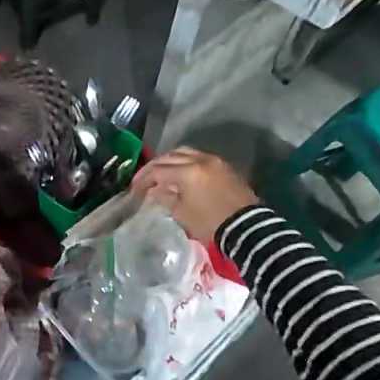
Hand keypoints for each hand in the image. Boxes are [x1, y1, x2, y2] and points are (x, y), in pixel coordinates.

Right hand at [130, 147, 261, 243]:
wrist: (245, 226)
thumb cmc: (210, 223)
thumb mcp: (182, 213)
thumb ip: (165, 197)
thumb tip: (154, 190)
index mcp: (187, 172)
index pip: (158, 171)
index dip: (143, 180)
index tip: (134, 191)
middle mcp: (200, 160)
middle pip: (169, 157)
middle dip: (153, 168)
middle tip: (144, 180)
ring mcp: (213, 161)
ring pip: (184, 152)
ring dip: (169, 161)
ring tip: (161, 174)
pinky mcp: (223, 166)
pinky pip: (198, 157)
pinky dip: (184, 162)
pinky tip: (179, 174)